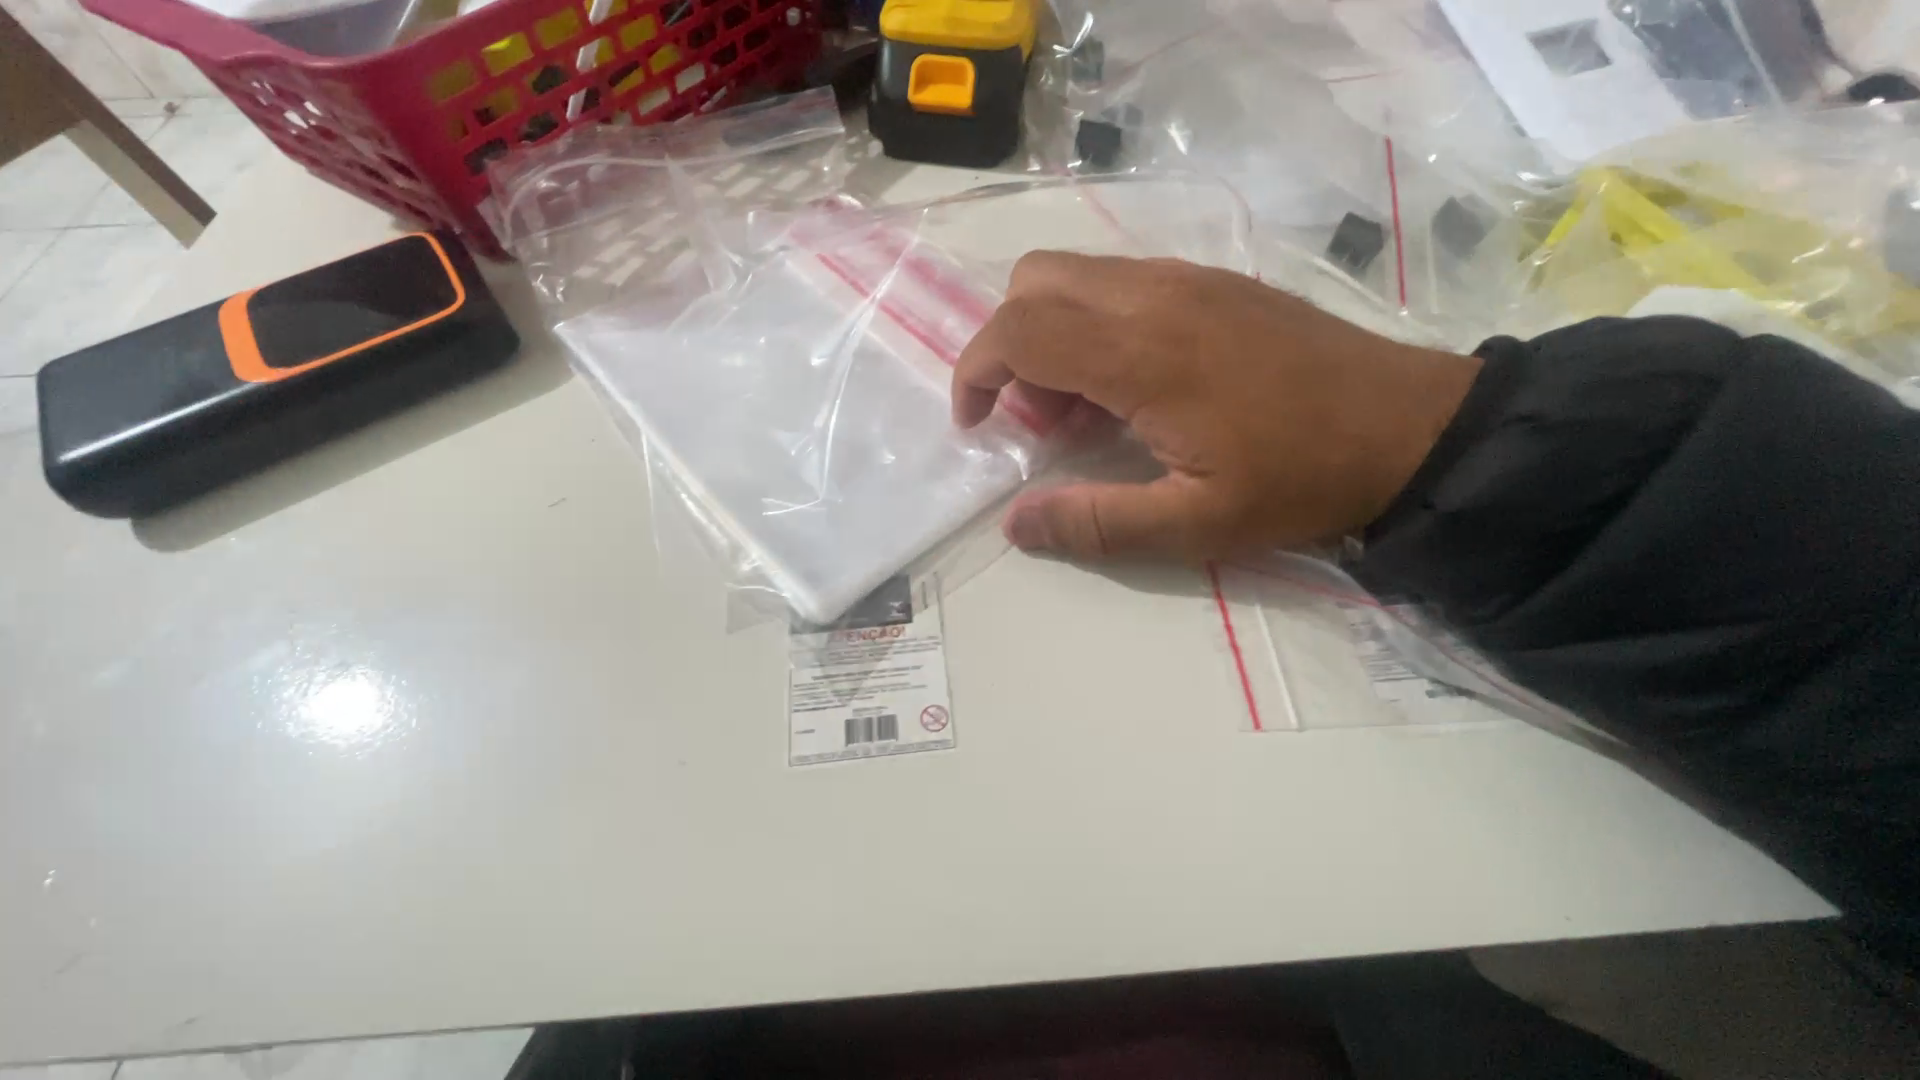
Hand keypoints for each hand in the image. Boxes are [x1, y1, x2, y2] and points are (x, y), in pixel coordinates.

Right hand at [953, 253, 1482, 559]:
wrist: (1412, 428)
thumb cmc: (1300, 480)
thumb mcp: (1195, 524)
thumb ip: (1094, 522)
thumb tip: (1015, 524)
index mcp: (1140, 352)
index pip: (1018, 330)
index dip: (975, 373)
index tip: (977, 425)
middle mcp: (1153, 294)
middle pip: (1033, 281)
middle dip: (1009, 346)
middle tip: (1041, 419)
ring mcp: (1187, 277)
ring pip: (1076, 274)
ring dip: (1052, 333)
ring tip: (1087, 410)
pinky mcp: (1214, 280)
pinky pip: (1121, 281)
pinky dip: (1094, 322)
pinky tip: (1135, 384)